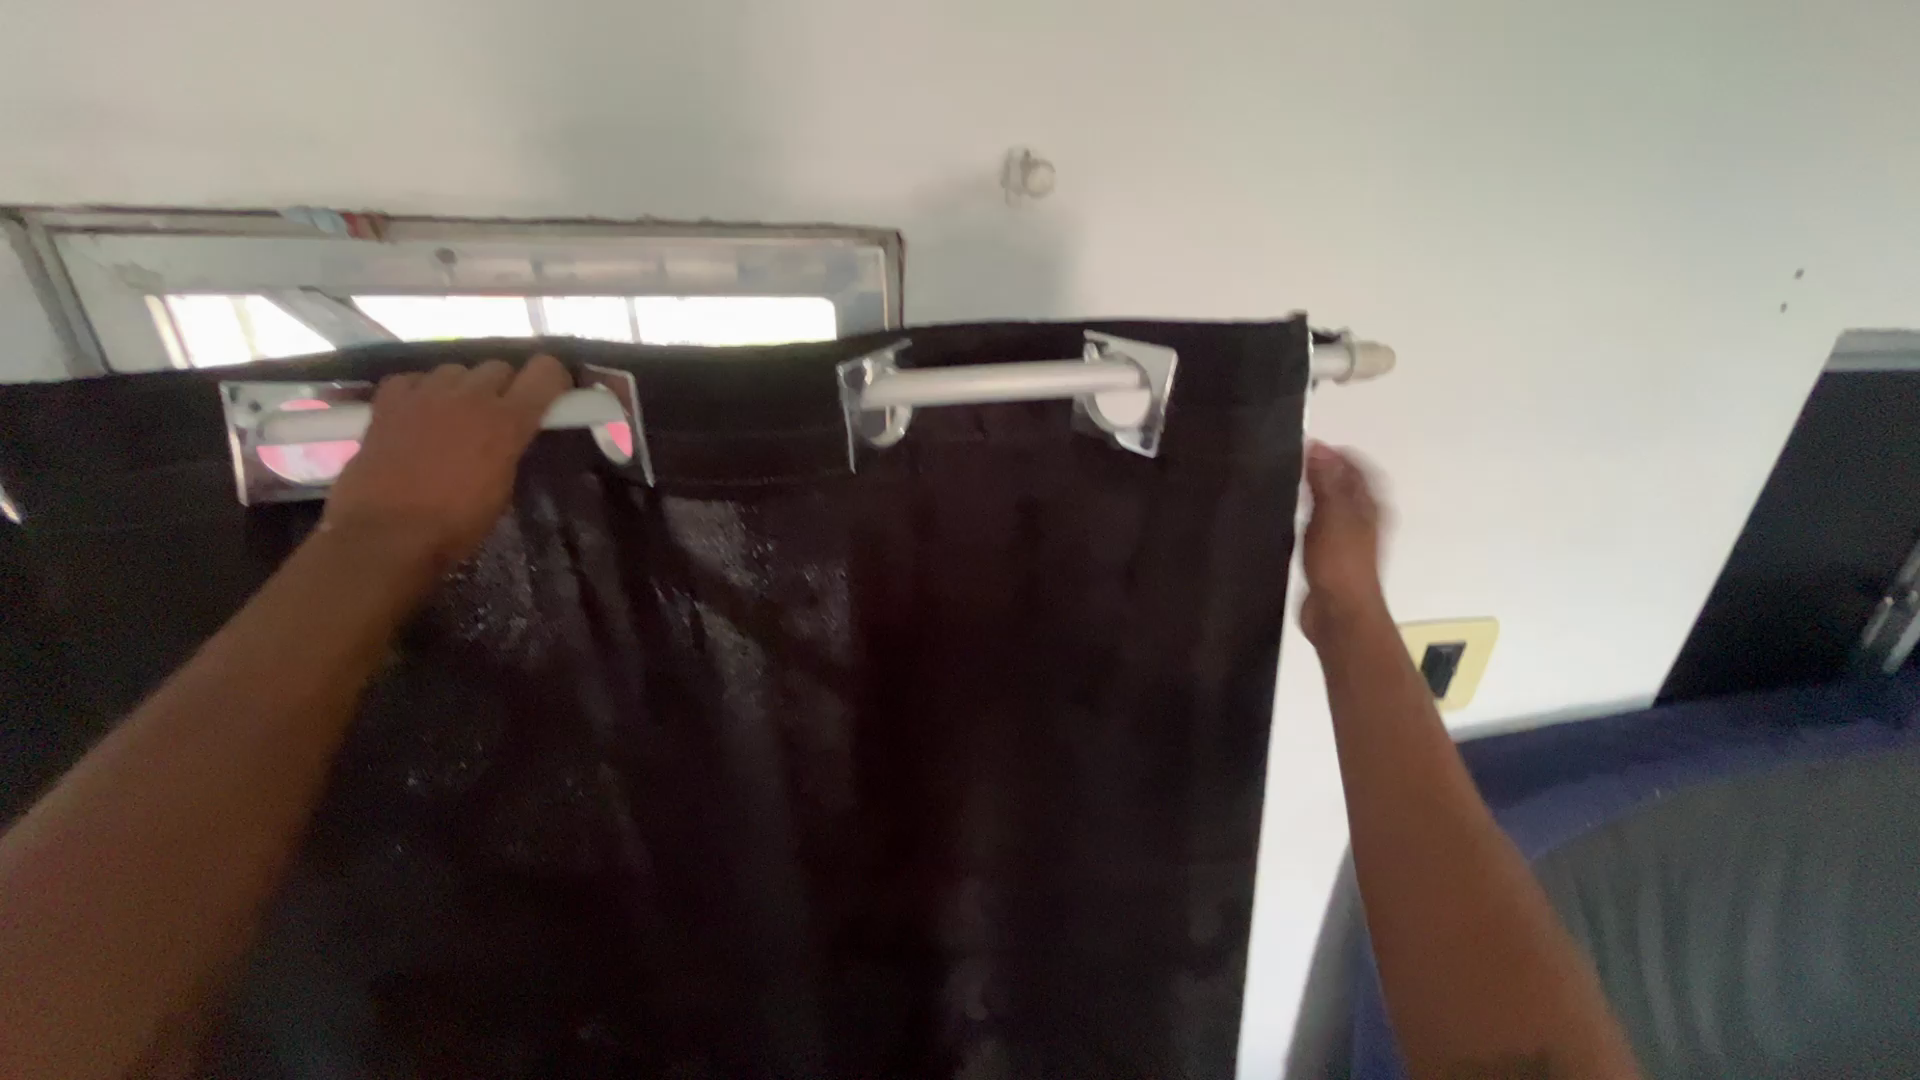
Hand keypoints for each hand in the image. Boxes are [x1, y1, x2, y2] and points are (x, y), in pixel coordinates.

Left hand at [320, 355, 571, 572]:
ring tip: (456, 417)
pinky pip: (413, 379)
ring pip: (455, 370)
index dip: (553, 379)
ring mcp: (424, 394)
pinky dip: (421, 391)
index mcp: (507, 421)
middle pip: (498, 367)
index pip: (545, 372)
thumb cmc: (457, 523)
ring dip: (463, 388)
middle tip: (500, 416)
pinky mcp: (387, 402)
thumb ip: (512, 446)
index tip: (553, 395)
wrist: (388, 534)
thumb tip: (511, 433)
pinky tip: (419, 414)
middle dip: (505, 387)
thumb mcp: (504, 486)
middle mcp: (469, 396)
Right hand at [1300, 441, 1387, 645]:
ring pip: (1334, 506)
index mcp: (1370, 506)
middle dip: (1325, 471)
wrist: (1340, 614)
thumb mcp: (1331, 516)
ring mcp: (1350, 540)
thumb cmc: (1339, 564)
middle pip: (1347, 485)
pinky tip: (1290, 521)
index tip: (1305, 446)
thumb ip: (1325, 481)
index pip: (1357, 467)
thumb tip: (1317, 447)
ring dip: (1317, 494)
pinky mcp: (1333, 558)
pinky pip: (1322, 527)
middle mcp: (1365, 519)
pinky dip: (1309, 517)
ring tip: (1288, 486)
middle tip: (1293, 463)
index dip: (1335, 454)